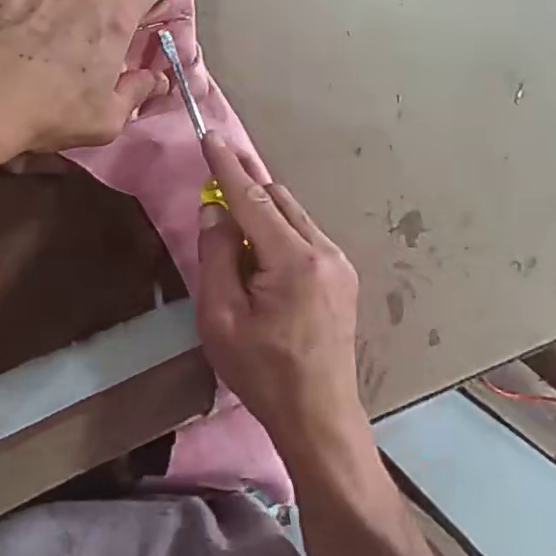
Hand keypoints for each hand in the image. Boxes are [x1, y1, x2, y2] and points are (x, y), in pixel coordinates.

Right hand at [195, 133, 368, 463]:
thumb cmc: (262, 372)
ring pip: (294, 217)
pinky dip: (279, 236)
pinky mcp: (344, 279)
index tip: (211, 137)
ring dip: (262, 216)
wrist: (319, 418)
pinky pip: (305, 237)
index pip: (253, 198)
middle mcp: (325, 252)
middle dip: (245, 191)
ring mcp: (340, 265)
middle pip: (278, 200)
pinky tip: (262, 266)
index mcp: (295, 260)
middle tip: (216, 194)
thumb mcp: (221, 317)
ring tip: (237, 246)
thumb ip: (216, 256)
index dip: (227, 167)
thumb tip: (215, 212)